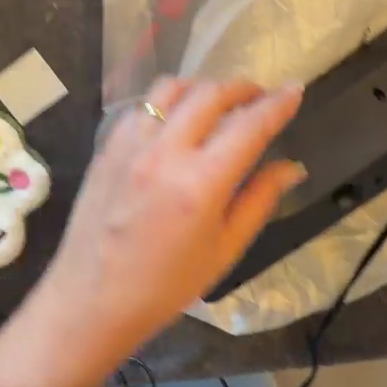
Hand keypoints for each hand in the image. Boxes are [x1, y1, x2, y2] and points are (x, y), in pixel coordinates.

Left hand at [23, 77, 305, 365]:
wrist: (92, 298)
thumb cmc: (166, 286)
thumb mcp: (224, 250)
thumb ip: (259, 200)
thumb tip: (291, 166)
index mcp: (201, 183)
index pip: (249, 126)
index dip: (277, 103)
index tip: (295, 90)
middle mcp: (164, 152)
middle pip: (210, 94)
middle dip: (242, 88)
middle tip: (259, 97)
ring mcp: (130, 145)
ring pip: (170, 88)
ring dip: (201, 87)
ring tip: (217, 103)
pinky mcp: (106, 147)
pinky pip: (141, 107)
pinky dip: (166, 103)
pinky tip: (175, 121)